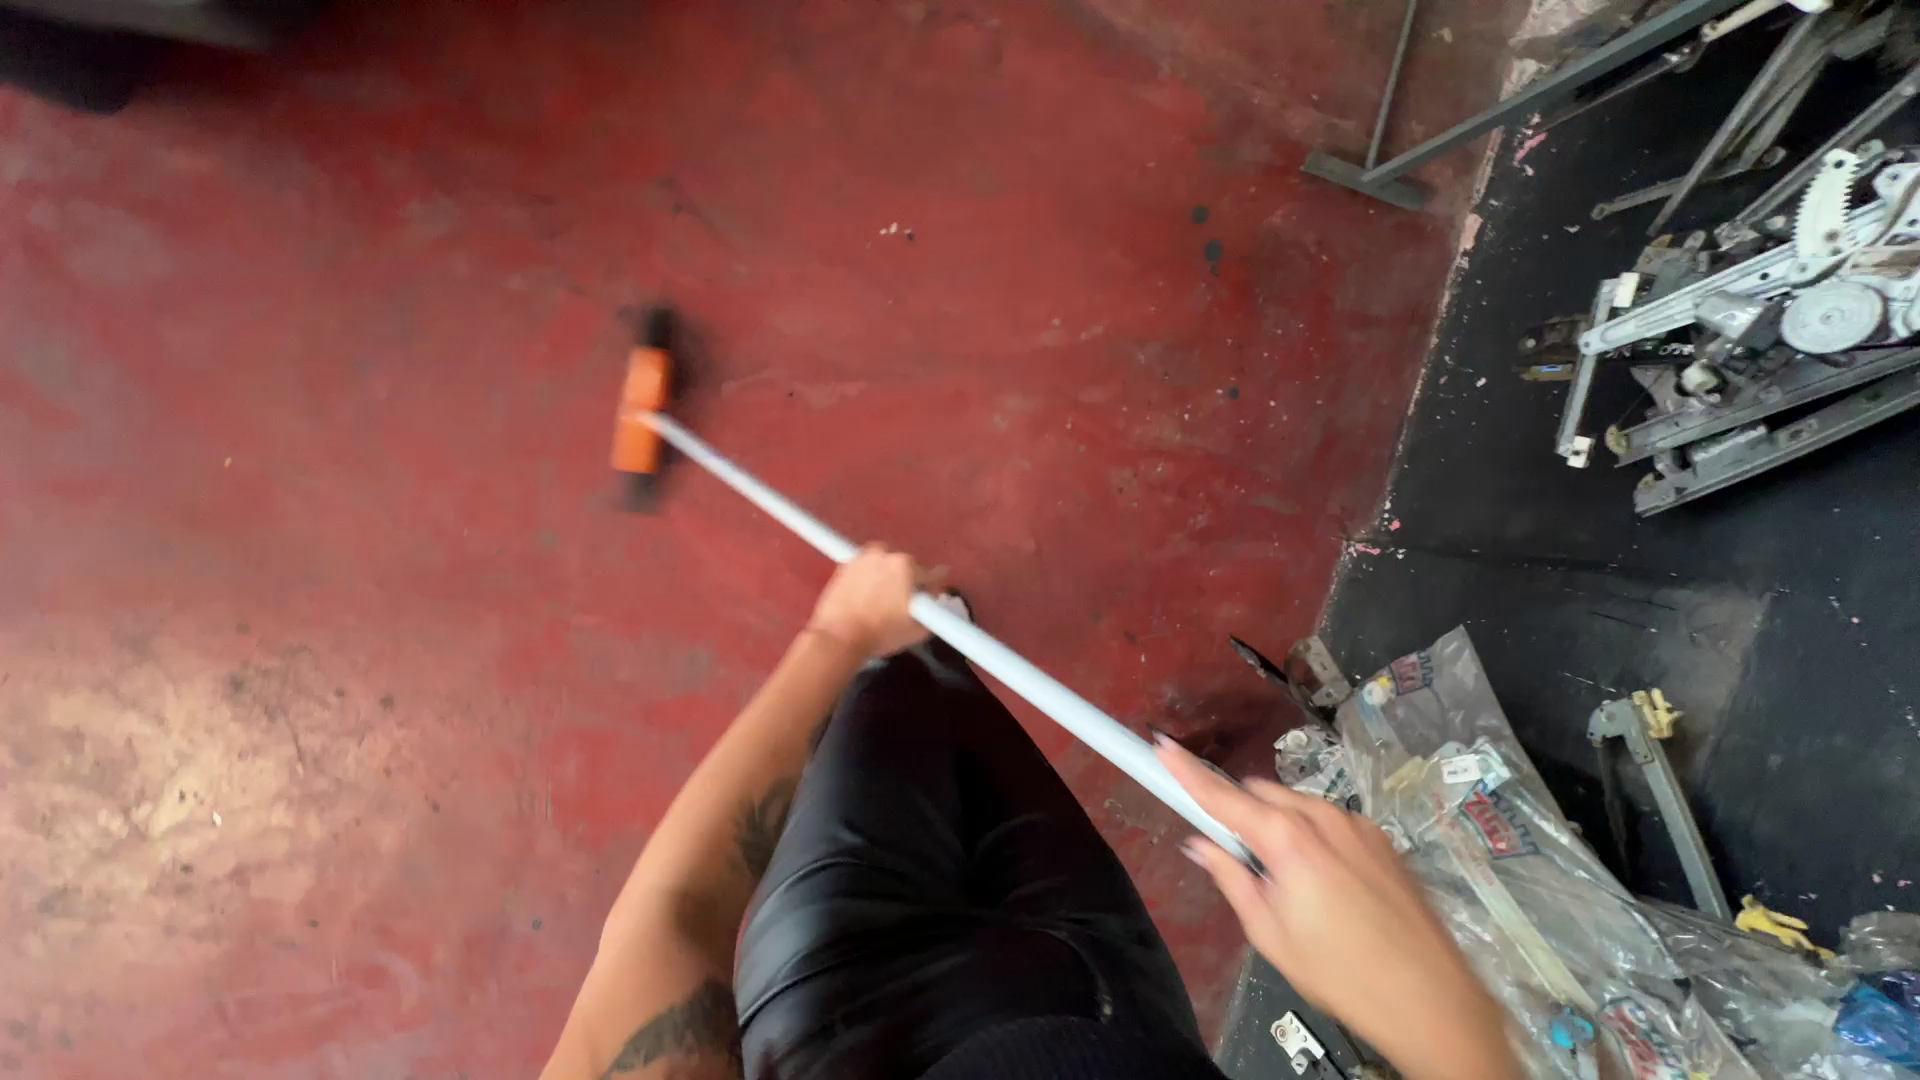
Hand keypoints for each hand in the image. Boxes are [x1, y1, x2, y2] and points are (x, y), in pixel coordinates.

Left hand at [806, 544, 942, 659]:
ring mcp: (863, 556)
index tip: (926, 604)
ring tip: (881, 600)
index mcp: (907, 565)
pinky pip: (866, 568)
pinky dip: (869, 577)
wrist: (838, 637)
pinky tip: (866, 596)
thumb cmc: (882, 633)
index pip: (932, 575)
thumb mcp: (918, 629)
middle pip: (907, 567)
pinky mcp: (844, 564)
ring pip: (885, 565)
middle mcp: (886, 552)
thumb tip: (934, 600)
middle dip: (907, 582)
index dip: (931, 591)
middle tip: (901, 605)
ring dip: (887, 576)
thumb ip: (936, 612)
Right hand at [1157, 737, 1521, 1079]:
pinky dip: (1309, 833)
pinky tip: (1324, 881)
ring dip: (1275, 822)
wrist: (1434, 1001)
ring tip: (1287, 878)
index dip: (1185, 770)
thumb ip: (1230, 877)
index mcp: (1286, 838)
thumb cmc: (1339, 973)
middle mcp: (1320, 816)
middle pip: (1258, 794)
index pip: (1220, 795)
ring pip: (1293, 804)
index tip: (1160, 745)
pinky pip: (1326, 818)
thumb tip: (1200, 844)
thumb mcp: (1268, 933)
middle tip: (1237, 855)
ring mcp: (1354, 823)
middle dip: (1239, 811)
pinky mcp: (1379, 837)